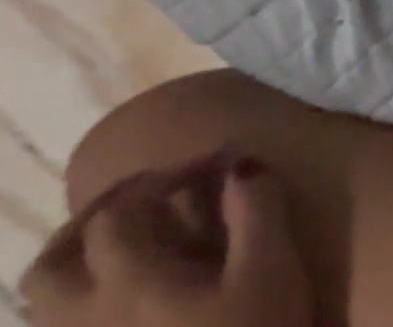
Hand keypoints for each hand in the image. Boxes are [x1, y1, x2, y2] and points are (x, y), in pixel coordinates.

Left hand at [20, 152, 312, 326]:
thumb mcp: (271, 267)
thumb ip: (257, 209)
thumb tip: (240, 160)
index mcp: (128, 281)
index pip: (124, 211)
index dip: (167, 176)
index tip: (217, 164)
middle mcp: (82, 313)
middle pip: (58, 255)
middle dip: (99, 213)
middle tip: (150, 191)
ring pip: (43, 295)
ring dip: (78, 252)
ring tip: (126, 237)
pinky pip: (56, 324)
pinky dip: (77, 293)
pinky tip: (116, 293)